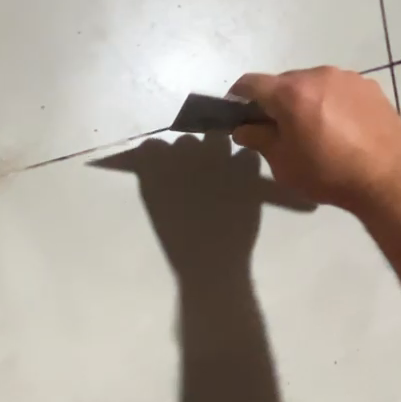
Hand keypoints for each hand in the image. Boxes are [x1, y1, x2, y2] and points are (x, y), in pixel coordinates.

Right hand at [134, 133, 265, 279]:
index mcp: (159, 167)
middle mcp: (187, 155)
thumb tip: (155, 166)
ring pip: (218, 138)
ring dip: (218, 152)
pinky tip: (241, 182)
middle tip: (195, 176)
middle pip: (187, 138)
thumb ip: (154, 182)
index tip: (165, 169)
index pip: (154, 145)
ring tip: (221, 173)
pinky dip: (243, 165)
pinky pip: (245, 155)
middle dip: (191, 153)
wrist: (211, 263)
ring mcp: (218, 158)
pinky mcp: (245, 169)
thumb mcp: (156, 209)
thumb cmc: (179, 243)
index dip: (161, 155)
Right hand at [229, 67, 400, 211]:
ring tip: (311, 130)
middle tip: (276, 129)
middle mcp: (318, 75)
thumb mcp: (284, 164)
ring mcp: (346, 77)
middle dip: (274, 102)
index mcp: (291, 93)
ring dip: (304, 101)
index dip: (238, 96)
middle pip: (284, 82)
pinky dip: (329, 103)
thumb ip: (260, 140)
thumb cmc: (327, 173)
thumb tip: (244, 129)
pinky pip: (337, 89)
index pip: (252, 83)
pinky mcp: (369, 86)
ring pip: (313, 84)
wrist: (385, 176)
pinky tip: (338, 129)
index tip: (236, 112)